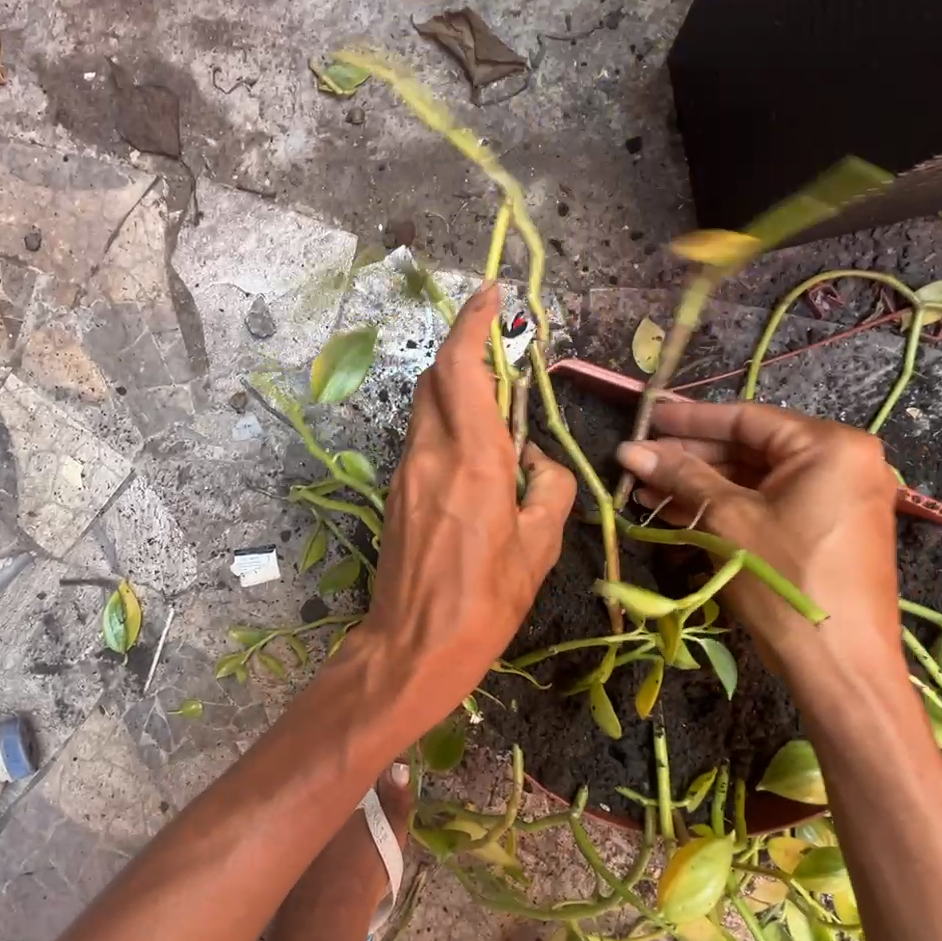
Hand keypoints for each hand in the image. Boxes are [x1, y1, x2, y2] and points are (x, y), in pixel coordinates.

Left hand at [360, 283, 575, 711]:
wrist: (411, 646)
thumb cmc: (485, 602)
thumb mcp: (540, 548)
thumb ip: (547, 487)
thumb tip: (534, 459)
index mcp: (472, 460)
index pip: (460, 367)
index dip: (471, 322)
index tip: (487, 294)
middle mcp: (430, 455)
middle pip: (435, 378)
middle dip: (465, 355)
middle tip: (504, 364)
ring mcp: (404, 474)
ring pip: (425, 409)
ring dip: (456, 396)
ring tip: (498, 424)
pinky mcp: (394, 495)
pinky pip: (421, 443)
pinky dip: (447, 431)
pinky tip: (475, 467)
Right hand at [615, 401, 898, 673]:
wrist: (838, 661)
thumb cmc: (784, 578)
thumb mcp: (725, 519)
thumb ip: (680, 477)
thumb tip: (629, 450)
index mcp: (830, 446)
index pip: (747, 418)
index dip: (689, 420)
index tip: (645, 418)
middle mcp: (843, 461)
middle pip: (750, 447)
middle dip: (689, 457)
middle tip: (638, 463)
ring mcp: (837, 497)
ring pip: (754, 478)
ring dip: (699, 484)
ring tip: (645, 490)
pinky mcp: (826, 528)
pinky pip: (768, 503)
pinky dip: (725, 505)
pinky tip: (676, 511)